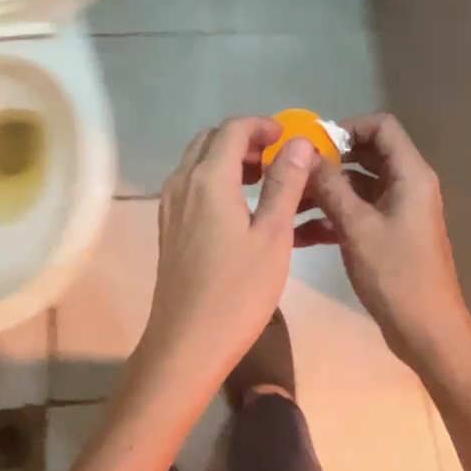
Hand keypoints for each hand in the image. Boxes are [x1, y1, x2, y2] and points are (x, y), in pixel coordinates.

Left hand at [138, 116, 321, 383]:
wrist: (186, 344)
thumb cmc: (237, 291)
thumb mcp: (273, 236)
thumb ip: (285, 183)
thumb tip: (300, 142)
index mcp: (209, 178)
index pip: (234, 129)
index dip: (263, 126)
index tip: (290, 139)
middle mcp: (183, 181)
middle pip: (212, 139)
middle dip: (246, 139)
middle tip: (278, 157)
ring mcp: (171, 204)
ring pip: (199, 160)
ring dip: (230, 158)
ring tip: (265, 179)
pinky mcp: (169, 225)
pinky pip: (192, 183)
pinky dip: (216, 178)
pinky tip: (241, 207)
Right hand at [302, 113, 470, 372]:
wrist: (429, 335)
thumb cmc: (397, 276)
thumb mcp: (357, 227)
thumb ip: (330, 186)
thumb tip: (304, 151)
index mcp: (410, 175)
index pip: (382, 126)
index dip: (348, 126)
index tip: (315, 143)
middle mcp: (407, 185)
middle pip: (367, 153)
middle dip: (330, 160)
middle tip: (295, 170)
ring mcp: (398, 211)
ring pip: (358, 185)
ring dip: (326, 191)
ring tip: (289, 203)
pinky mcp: (388, 234)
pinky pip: (358, 211)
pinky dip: (332, 216)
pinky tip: (298, 233)